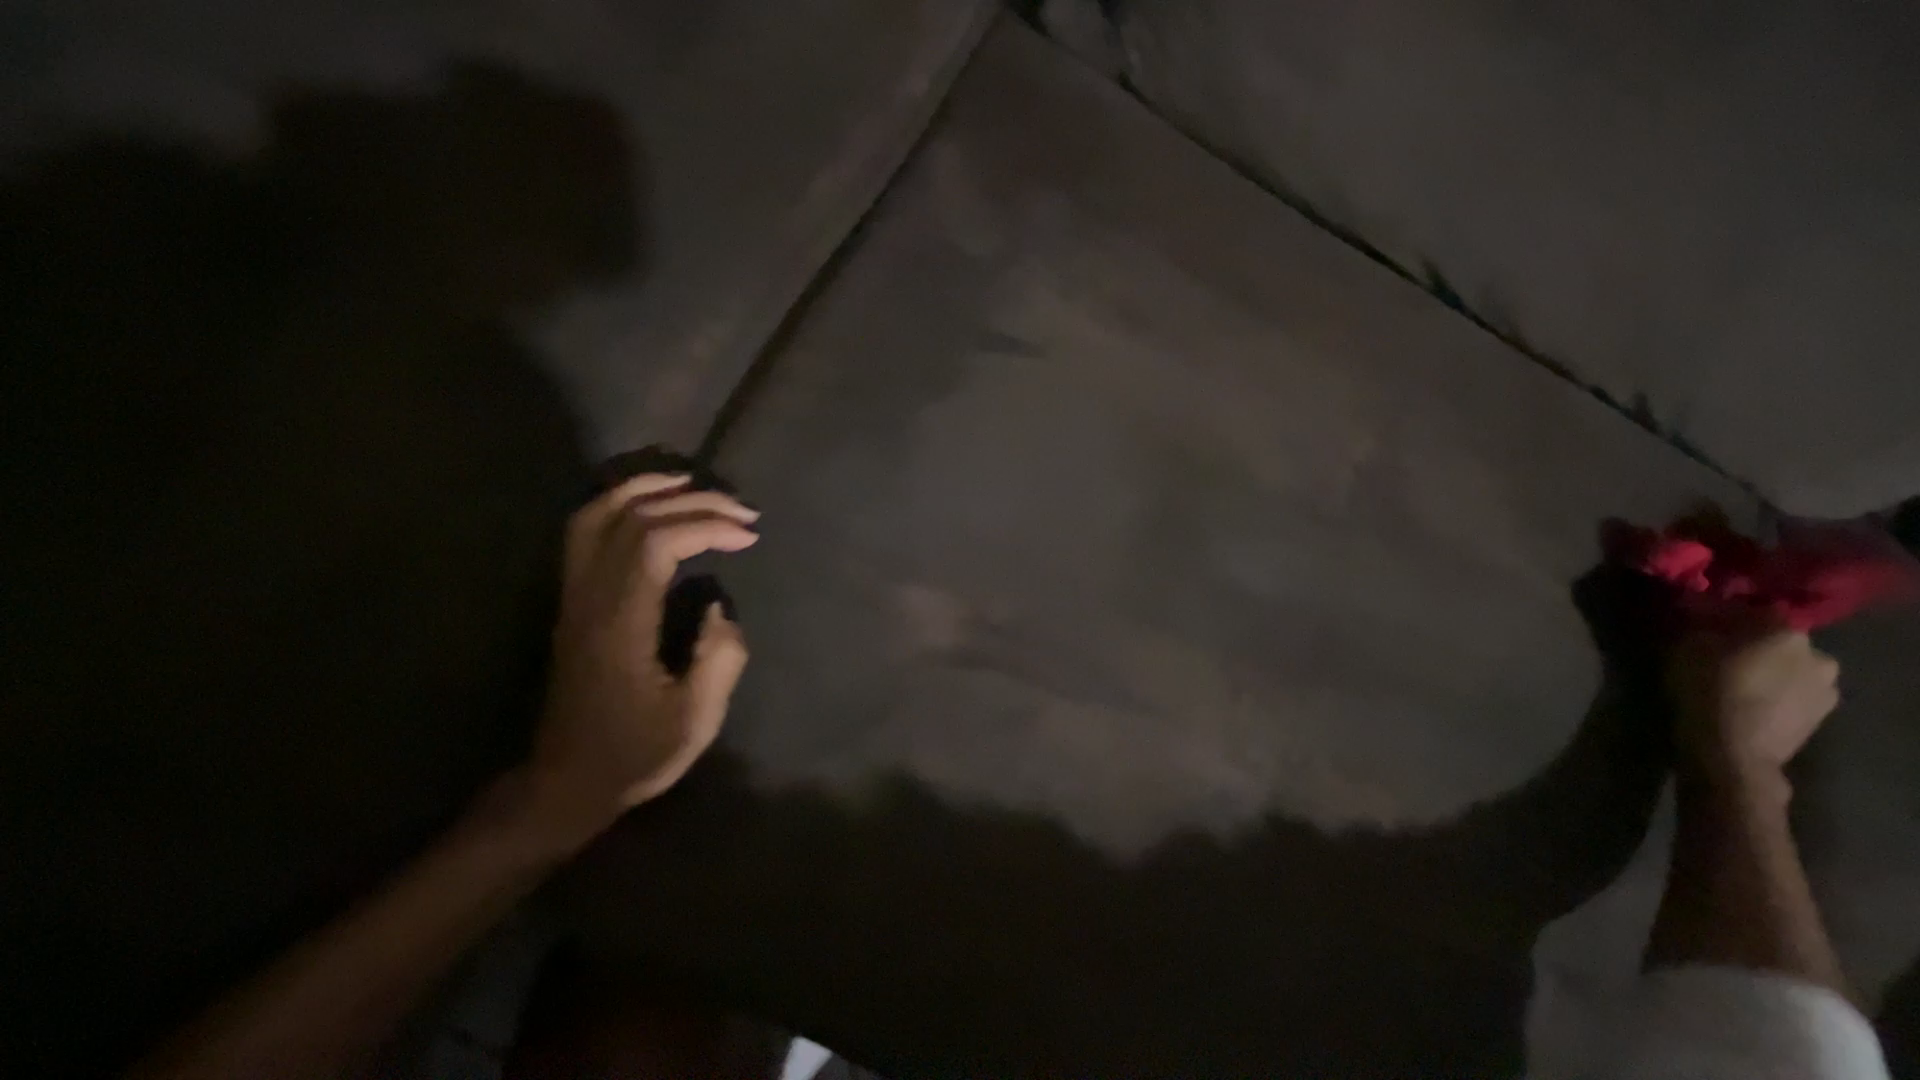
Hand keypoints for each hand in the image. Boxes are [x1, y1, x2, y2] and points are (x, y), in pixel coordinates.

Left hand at [522, 473, 756, 846]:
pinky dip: (619, 505)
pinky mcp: (573, 603)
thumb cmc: (634, 754)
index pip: (654, 543)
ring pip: (596, 516)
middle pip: (631, 519)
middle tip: (741, 510)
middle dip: (691, 502)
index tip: (748, 535)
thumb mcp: (694, 720)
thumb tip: (719, 610)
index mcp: (620, 624)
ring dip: (644, 488)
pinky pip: (585, 533)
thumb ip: (718, 659)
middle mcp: (590, 599)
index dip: (705, 526)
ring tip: (690, 481)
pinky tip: (649, 506)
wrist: (566, 782)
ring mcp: (574, 597)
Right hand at [1667, 624, 1839, 781]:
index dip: (1727, 614)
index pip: (1755, 609)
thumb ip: (1700, 624)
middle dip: (1754, 645)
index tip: (1703, 622)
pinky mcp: (1823, 716)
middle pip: (1779, 640)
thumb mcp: (1686, 648)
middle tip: (1722, 655)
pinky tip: (1752, 704)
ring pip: (1791, 668)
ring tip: (1739, 683)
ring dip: (1769, 671)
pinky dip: (1777, 694)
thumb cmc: (1706, 691)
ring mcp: (1826, 688)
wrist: (1733, 753)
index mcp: (1785, 631)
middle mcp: (1817, 654)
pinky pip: (1796, 694)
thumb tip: (1701, 611)